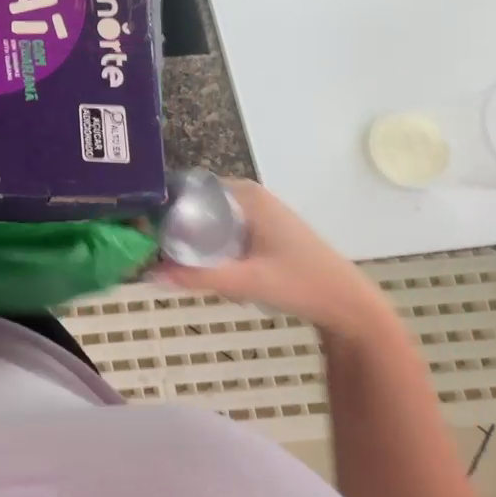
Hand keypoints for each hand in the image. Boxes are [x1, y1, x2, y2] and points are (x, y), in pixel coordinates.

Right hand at [153, 180, 390, 338]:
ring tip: (189, 271)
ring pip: (206, 222)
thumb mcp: (247, 281)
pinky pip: (220, 231)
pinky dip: (211, 250)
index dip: (162, 208)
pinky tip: (215, 274)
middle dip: (177, 233)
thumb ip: (198, 277)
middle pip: (193, 206)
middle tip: (165, 259)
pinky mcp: (261, 230)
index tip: (144, 231)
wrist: (351, 308)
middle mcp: (247, 195)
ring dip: (194, 245)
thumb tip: (148, 274)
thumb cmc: (303, 285)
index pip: (186, 189)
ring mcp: (256, 212)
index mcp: (244, 194)